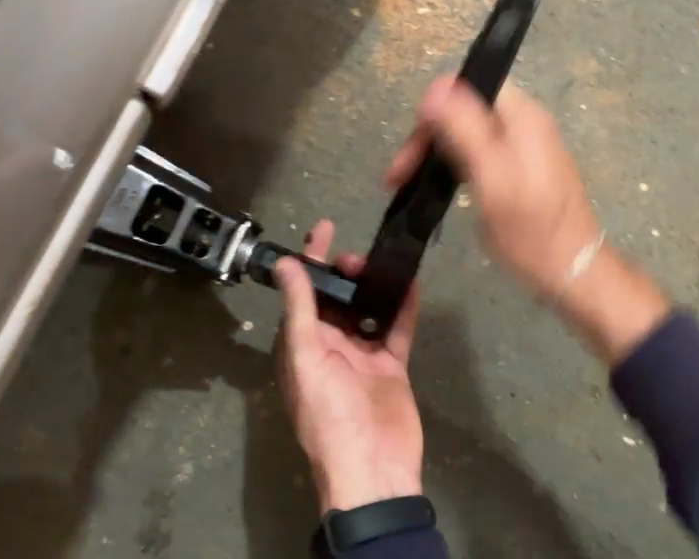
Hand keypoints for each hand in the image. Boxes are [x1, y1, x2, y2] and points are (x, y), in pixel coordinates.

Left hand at [274, 219, 424, 513]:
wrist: (373, 471)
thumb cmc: (330, 415)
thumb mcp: (307, 359)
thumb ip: (300, 310)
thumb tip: (286, 264)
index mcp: (302, 347)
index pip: (303, 294)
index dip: (310, 261)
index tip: (323, 228)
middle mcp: (329, 347)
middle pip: (336, 299)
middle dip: (344, 272)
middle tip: (357, 257)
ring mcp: (362, 356)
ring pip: (366, 309)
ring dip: (372, 285)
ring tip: (381, 264)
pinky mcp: (391, 365)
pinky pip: (396, 328)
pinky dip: (403, 306)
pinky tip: (412, 282)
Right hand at [389, 77, 670, 363]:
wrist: (575, 273)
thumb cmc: (531, 230)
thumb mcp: (492, 176)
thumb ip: (464, 128)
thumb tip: (434, 87)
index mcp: (522, 115)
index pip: (467, 84)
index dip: (433, 109)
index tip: (413, 147)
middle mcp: (525, 121)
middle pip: (463, 107)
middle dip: (428, 136)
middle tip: (400, 175)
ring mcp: (524, 145)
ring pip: (467, 130)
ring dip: (436, 152)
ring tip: (409, 183)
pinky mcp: (520, 168)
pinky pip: (478, 151)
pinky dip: (453, 164)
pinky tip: (439, 187)